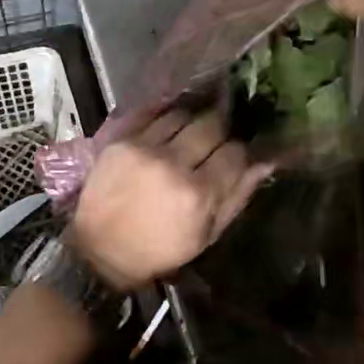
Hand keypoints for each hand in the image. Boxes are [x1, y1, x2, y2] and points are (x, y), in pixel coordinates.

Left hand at [70, 110, 271, 289]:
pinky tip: (168, 127)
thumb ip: (237, 197)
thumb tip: (264, 163)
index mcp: (199, 194)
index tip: (234, 158)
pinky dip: (165, 117)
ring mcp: (144, 148)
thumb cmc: (158, 250)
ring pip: (183, 115)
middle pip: (211, 126)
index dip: (239, 154)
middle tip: (215, 141)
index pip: (235, 154)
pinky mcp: (121, 140)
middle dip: (219, 132)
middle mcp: (173, 164)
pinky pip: (151, 114)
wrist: (99, 249)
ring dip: (191, 122)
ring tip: (189, 134)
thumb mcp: (206, 235)